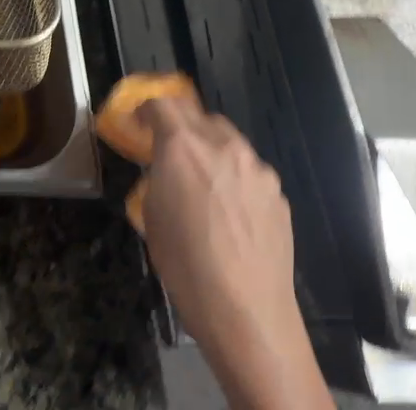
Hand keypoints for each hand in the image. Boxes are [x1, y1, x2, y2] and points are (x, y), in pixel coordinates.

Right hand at [136, 98, 331, 409]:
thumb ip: (157, 177)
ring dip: (209, 147)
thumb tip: (164, 170)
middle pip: (199, 114)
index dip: (144, 109)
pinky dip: (234, 176)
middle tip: (167, 147)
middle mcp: (224, 148)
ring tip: (200, 180)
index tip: (137, 122)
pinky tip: (228, 209)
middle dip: (180, 123)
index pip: (161, 104)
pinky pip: (250, 171)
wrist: (246, 311)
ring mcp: (257, 170)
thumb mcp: (151, 214)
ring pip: (229, 141)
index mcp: (183, 148)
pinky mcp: (278, 195)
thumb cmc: (184, 264)